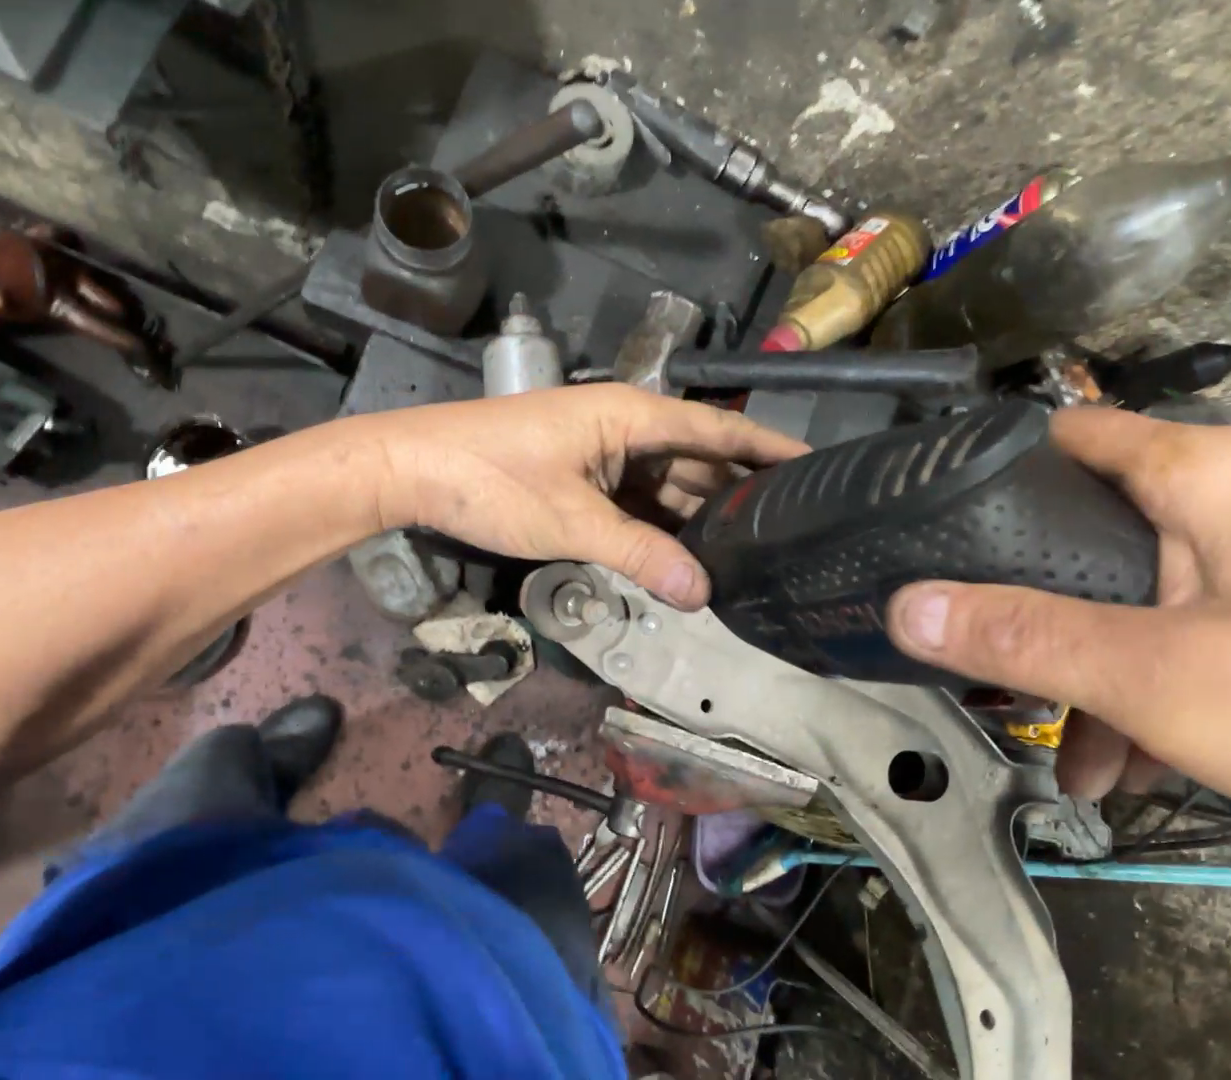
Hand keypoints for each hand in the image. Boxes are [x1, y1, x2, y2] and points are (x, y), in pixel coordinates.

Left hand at [362, 385, 807, 609]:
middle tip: (787, 539)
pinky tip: (684, 558)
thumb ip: (640, 554)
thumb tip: (703, 592)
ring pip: (668, 485)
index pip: (719, 431)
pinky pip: (637, 500)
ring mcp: (603, 452)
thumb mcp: (571, 521)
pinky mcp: (582, 476)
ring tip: (746, 557)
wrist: (411, 468)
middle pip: (699, 462)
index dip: (770, 449)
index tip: (819, 468)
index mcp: (633, 416)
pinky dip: (659, 527)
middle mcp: (627, 427)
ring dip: (698, 518)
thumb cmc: (492, 480)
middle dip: (737, 498)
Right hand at [884, 408, 1230, 896]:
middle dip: (1048, 616)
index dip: (985, 480)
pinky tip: (1166, 762)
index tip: (928, 540)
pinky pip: (1227, 627)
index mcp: (1205, 472)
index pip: (1061, 438)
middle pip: (1104, 535)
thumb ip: (1023, 637)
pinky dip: (1182, 683)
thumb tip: (904, 605)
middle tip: (1004, 684)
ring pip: (1164, 595)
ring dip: (1112, 671)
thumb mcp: (1163, 676)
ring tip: (1091, 767)